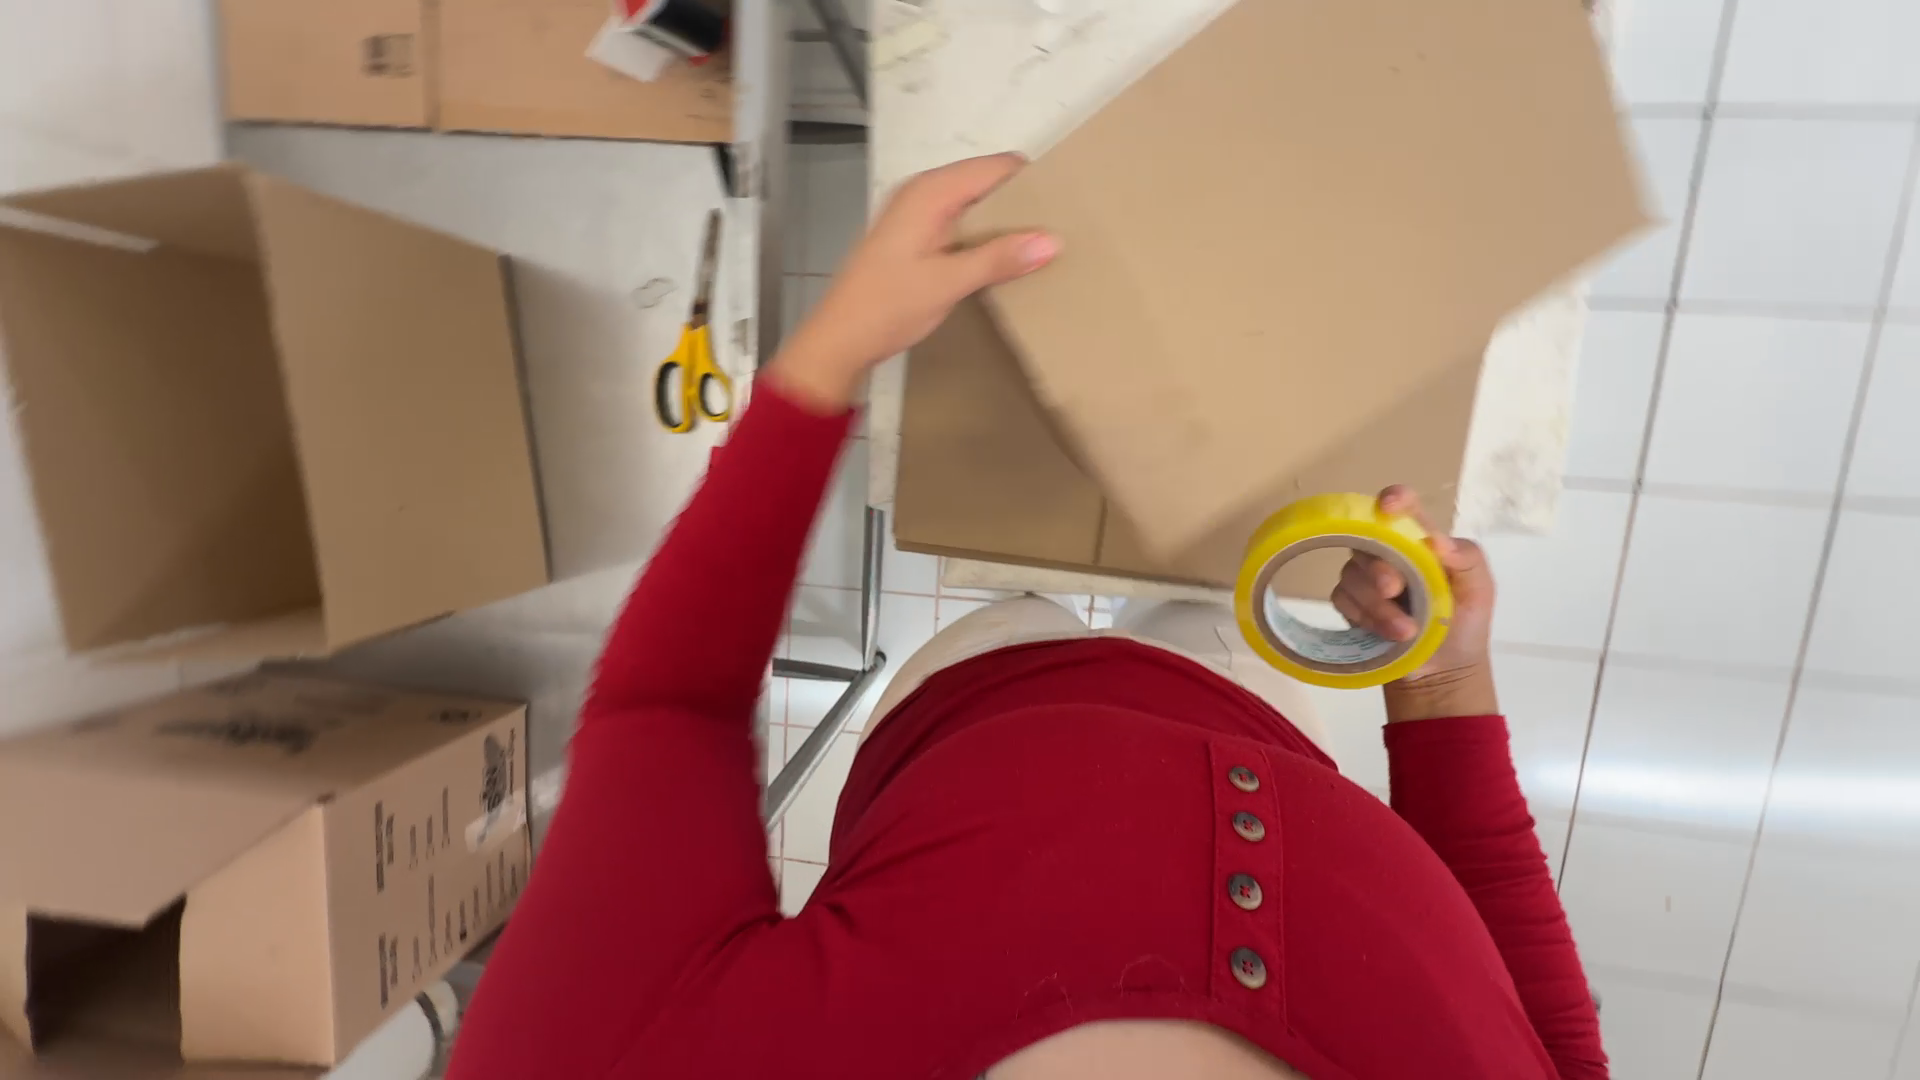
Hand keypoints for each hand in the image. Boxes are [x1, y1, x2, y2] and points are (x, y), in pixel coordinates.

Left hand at [766, 153, 1059, 411]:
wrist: (840, 339)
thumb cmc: (888, 307)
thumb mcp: (947, 283)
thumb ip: (998, 259)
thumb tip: (1052, 240)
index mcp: (930, 192)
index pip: (996, 167)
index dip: (1032, 182)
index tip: (1067, 205)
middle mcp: (923, 193)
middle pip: (986, 182)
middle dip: (1021, 203)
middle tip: (1058, 232)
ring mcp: (916, 215)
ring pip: (974, 206)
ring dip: (1003, 224)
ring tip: (1039, 248)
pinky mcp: (914, 239)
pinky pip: (960, 225)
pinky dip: (983, 238)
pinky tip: (1002, 263)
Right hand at [1330, 486, 1498, 718]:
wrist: (1442, 671)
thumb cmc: (1463, 624)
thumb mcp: (1480, 589)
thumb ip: (1467, 558)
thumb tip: (1435, 541)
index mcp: (1419, 540)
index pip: (1402, 507)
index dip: (1393, 499)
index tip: (1389, 507)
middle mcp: (1386, 553)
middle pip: (1366, 542)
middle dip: (1379, 567)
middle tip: (1395, 591)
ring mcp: (1363, 578)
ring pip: (1352, 575)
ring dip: (1378, 605)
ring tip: (1407, 631)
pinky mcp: (1348, 603)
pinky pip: (1342, 600)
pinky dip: (1366, 618)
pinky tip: (1388, 634)